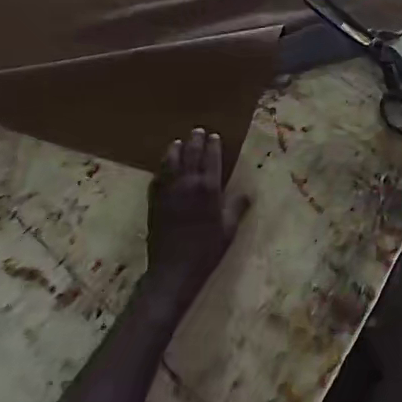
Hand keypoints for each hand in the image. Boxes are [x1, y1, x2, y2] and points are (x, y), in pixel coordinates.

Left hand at [145, 128, 246, 298]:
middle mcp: (188, 183)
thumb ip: (237, 207)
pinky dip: (161, 170)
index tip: (214, 136)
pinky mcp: (154, 201)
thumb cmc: (207, 249)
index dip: (213, 145)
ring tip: (178, 142)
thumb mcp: (228, 229)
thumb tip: (248, 193)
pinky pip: (157, 179)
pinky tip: (163, 168)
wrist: (174, 269)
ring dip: (175, 150)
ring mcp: (168, 191)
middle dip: (195, 141)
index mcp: (209, 188)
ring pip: (170, 162)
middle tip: (197, 131)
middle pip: (190, 154)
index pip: (211, 158)